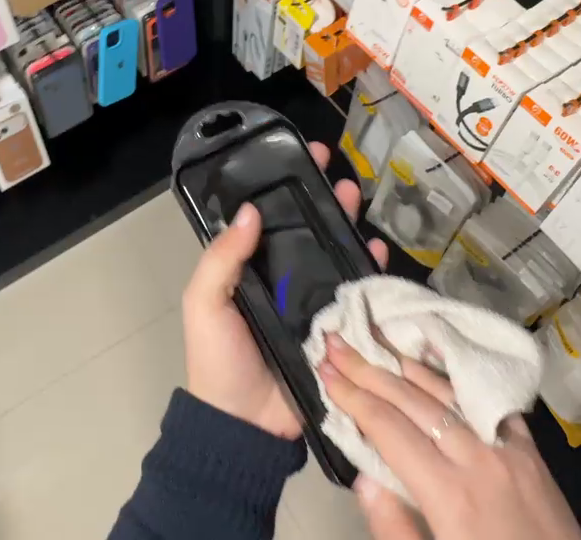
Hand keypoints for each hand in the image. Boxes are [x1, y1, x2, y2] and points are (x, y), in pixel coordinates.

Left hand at [183, 143, 390, 439]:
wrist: (246, 425)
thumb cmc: (218, 356)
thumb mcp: (204, 302)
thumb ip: (222, 258)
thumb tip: (249, 210)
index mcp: (249, 268)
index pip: (269, 217)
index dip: (284, 187)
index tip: (301, 156)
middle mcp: (282, 277)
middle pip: (307, 229)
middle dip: (323, 198)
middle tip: (338, 171)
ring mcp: (312, 301)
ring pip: (333, 252)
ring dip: (346, 223)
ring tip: (355, 197)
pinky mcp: (337, 326)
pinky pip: (355, 292)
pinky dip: (367, 270)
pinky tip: (376, 251)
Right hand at [319, 335, 580, 539]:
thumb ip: (395, 530)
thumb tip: (362, 477)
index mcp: (449, 494)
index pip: (387, 428)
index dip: (351, 397)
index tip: (323, 370)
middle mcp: (477, 458)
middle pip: (410, 400)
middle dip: (367, 369)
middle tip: (334, 342)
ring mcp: (508, 448)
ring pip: (447, 391)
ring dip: (403, 363)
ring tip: (372, 340)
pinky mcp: (531, 450)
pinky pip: (486, 399)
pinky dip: (455, 376)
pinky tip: (435, 358)